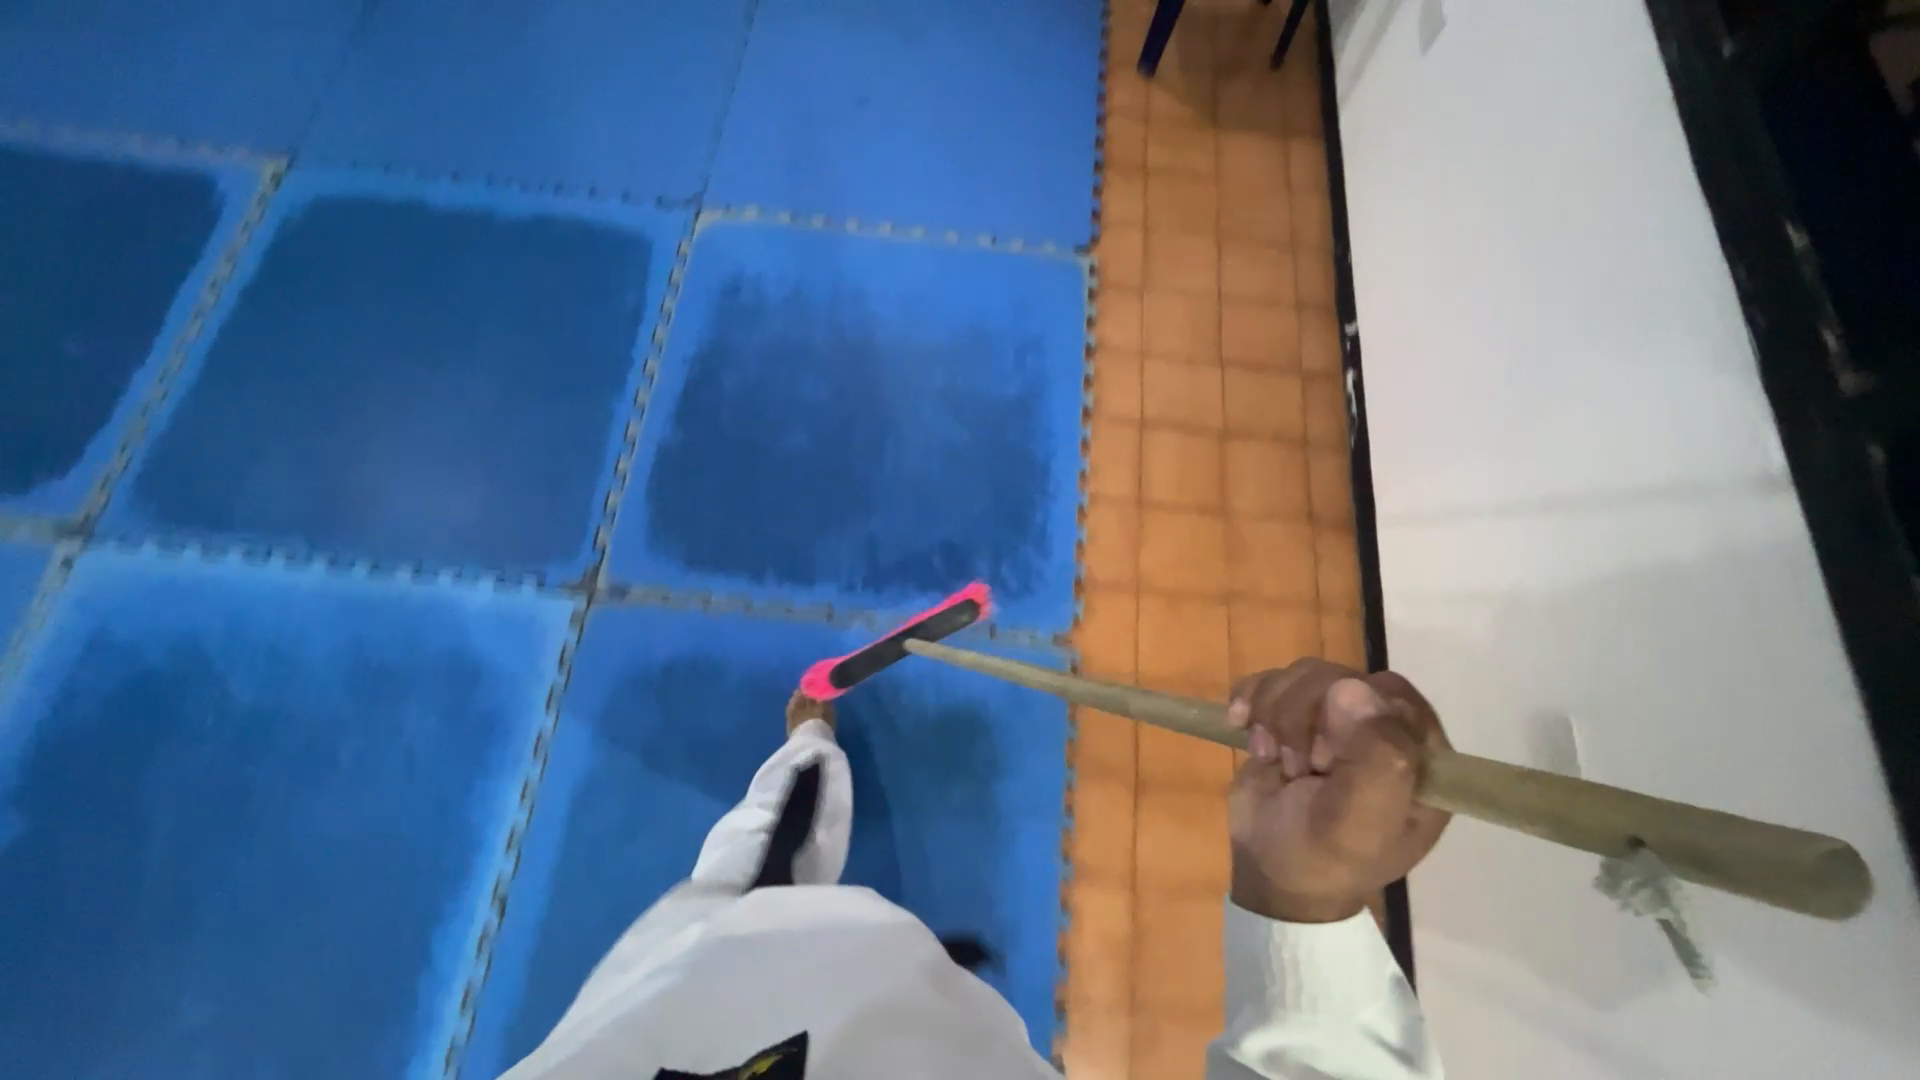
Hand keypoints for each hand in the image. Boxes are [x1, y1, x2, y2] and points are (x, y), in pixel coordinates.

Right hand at [1225, 659, 1451, 923]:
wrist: (1270, 874)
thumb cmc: (1323, 859)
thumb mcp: (1358, 825)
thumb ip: (1374, 761)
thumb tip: (1351, 688)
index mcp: (1420, 756)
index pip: (1389, 694)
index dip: (1346, 714)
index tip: (1323, 757)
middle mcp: (1383, 730)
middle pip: (1340, 677)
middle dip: (1301, 716)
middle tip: (1294, 766)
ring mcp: (1335, 721)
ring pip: (1303, 673)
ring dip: (1273, 712)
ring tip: (1270, 756)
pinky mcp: (1292, 716)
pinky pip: (1271, 678)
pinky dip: (1249, 697)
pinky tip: (1241, 726)